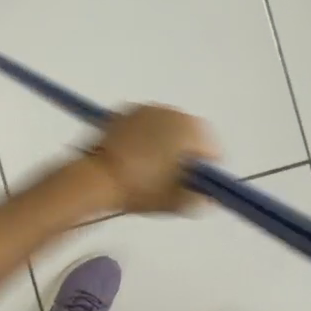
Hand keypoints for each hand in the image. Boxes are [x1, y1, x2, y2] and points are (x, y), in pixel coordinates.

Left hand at [85, 104, 216, 214]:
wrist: (97, 176)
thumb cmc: (140, 187)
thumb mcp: (174, 201)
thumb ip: (198, 199)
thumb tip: (206, 198)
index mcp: (190, 131)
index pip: (212, 148)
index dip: (208, 168)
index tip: (201, 183)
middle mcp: (171, 113)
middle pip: (191, 133)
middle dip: (187, 151)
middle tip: (176, 175)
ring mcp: (147, 109)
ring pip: (167, 125)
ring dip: (167, 141)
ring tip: (154, 165)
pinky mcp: (125, 110)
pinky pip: (146, 122)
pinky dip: (146, 134)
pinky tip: (137, 154)